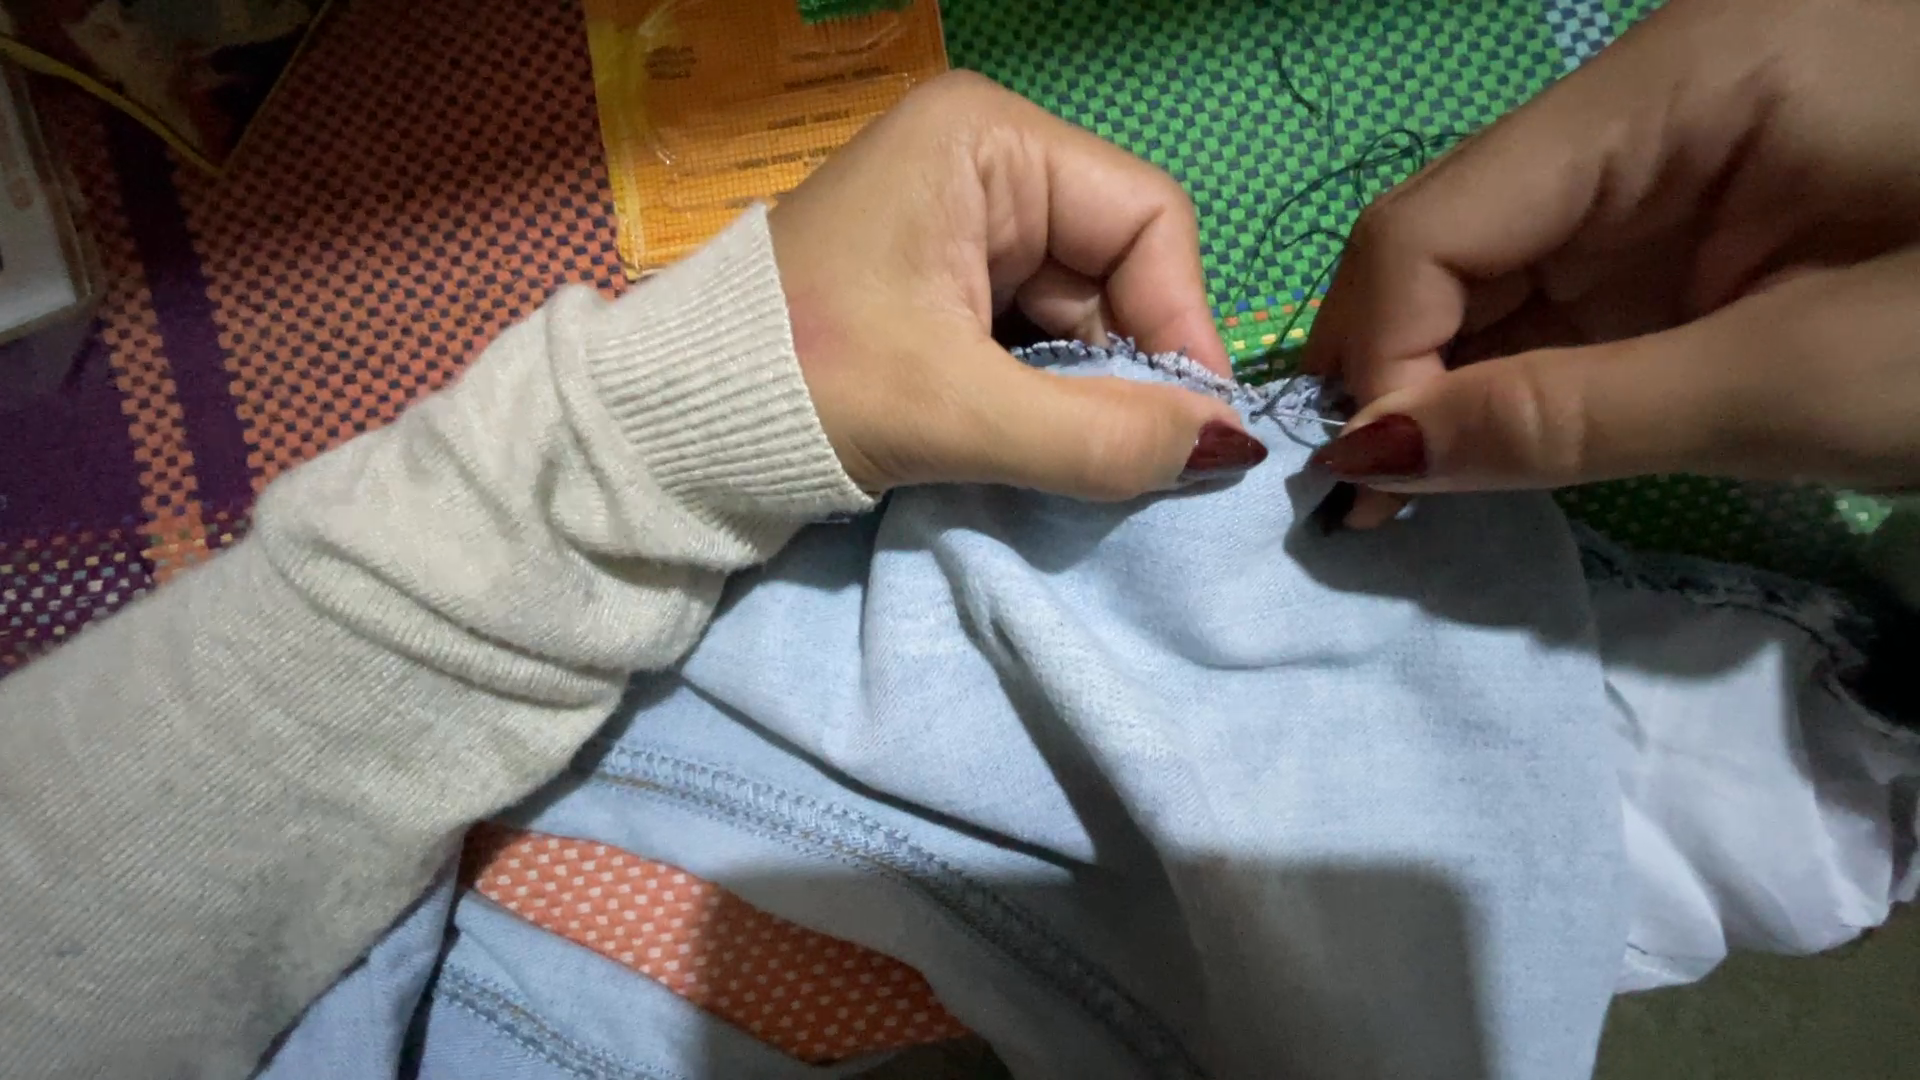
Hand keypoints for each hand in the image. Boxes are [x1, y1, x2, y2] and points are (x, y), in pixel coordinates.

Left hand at [770, 72, 1264, 499]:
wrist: (680, 425)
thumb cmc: (803, 385)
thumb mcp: (955, 410)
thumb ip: (1095, 435)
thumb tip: (1226, 446)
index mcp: (985, 144)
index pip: (1143, 218)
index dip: (1184, 321)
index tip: (1195, 423)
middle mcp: (982, 171)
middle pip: (1113, 270)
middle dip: (1128, 368)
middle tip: (1131, 456)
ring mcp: (961, 233)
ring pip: (1075, 316)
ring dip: (1086, 393)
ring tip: (1069, 454)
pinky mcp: (942, 292)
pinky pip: (1030, 342)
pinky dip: (1045, 398)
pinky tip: (1031, 439)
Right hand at [1302, 0, 1919, 526]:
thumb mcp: (1811, 382)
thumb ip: (1559, 420)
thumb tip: (1360, 461)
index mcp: (1671, 83)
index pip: (1428, 225)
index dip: (1377, 355)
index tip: (1376, 477)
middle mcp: (1629, 106)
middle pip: (1429, 246)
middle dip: (1387, 374)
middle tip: (1374, 489)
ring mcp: (1644, 163)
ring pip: (1466, 281)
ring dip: (1429, 387)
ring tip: (1422, 478)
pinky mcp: (1665, 220)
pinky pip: (1529, 301)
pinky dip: (1490, 381)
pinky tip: (1483, 439)